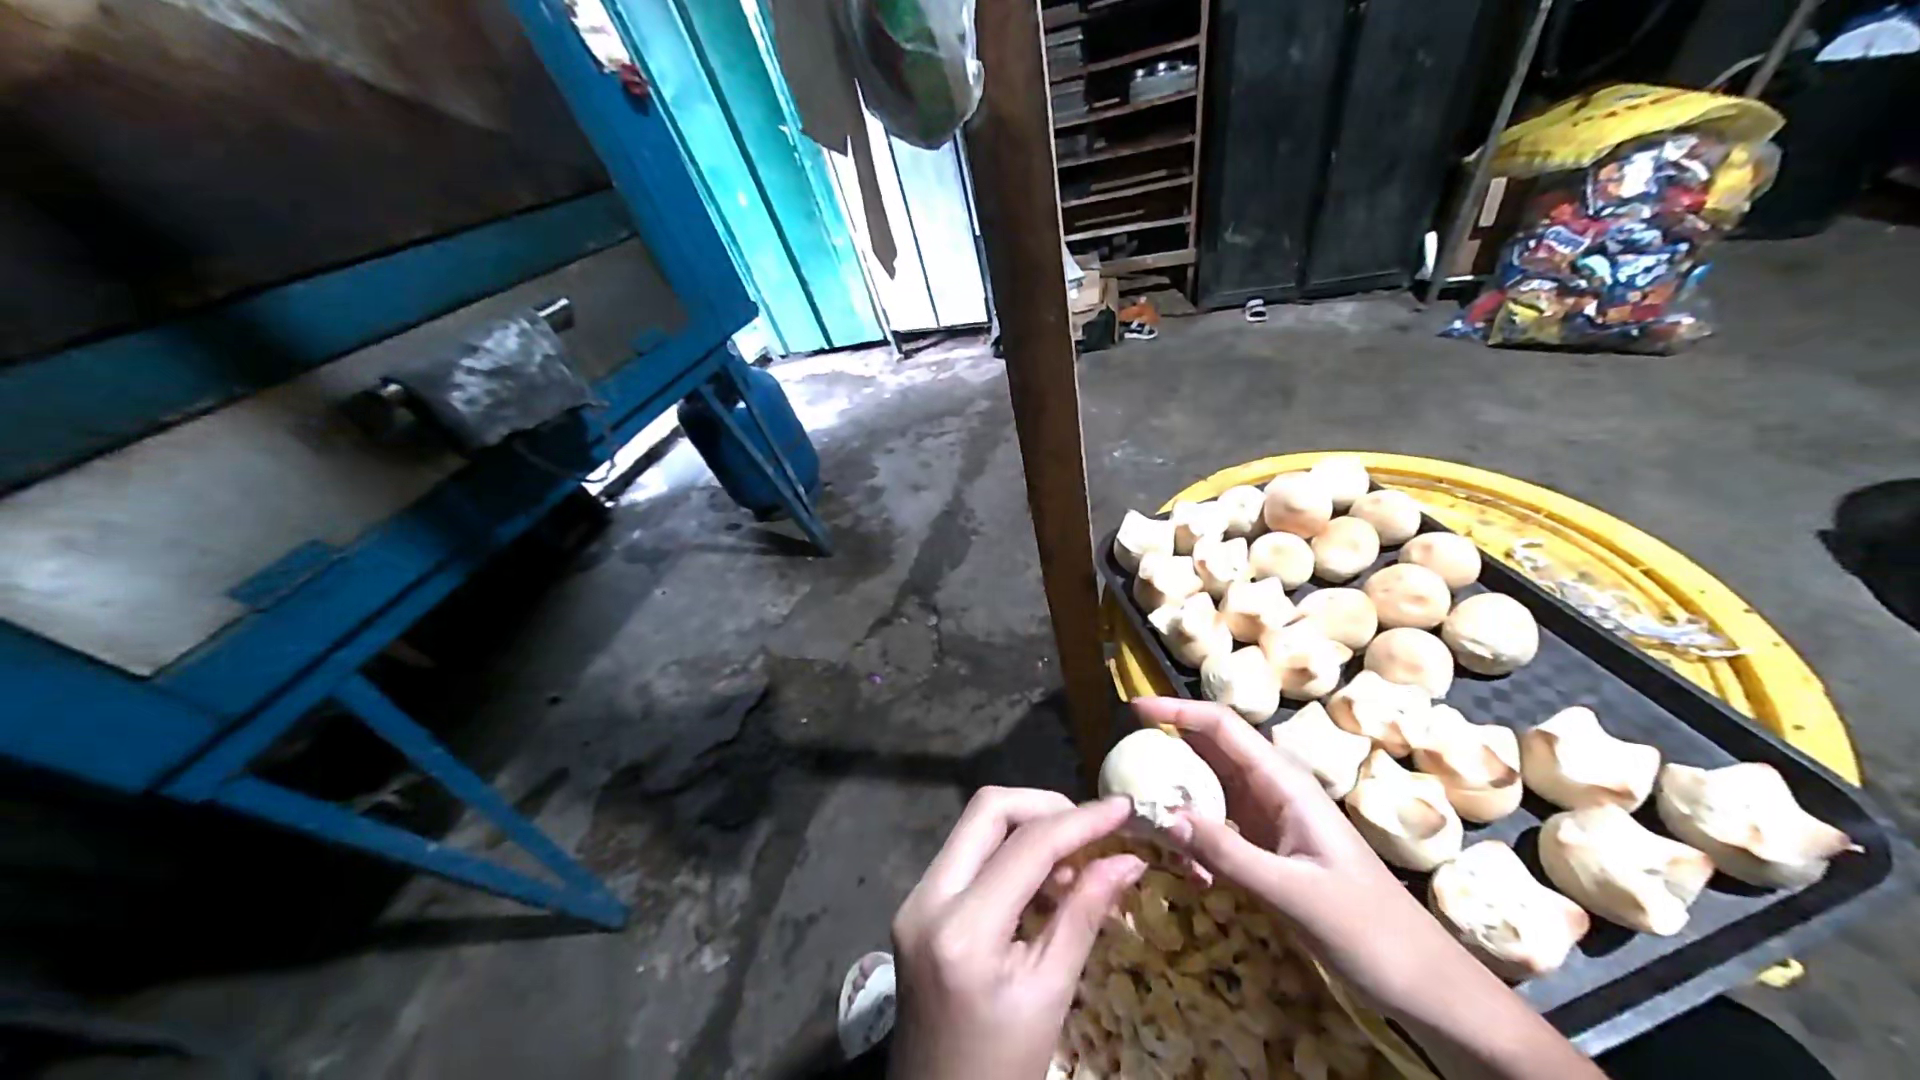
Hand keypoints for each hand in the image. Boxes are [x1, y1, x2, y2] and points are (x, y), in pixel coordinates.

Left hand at [888, 788, 1144, 1079]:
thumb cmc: (1002, 1068)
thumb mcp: (1050, 994)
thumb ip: (1084, 914)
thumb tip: (1127, 859)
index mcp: (961, 930)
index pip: (1027, 846)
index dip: (1080, 821)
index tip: (1122, 809)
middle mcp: (926, 899)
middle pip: (988, 810)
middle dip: (1046, 808)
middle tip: (1091, 831)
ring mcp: (914, 899)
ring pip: (974, 826)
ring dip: (1026, 829)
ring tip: (1072, 864)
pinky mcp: (916, 906)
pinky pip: (965, 855)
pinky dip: (1006, 853)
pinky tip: (1040, 881)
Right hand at [1131, 697, 1462, 1014]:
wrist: (1422, 982)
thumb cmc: (1369, 931)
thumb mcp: (1295, 894)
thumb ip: (1229, 853)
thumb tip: (1164, 815)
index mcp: (1286, 785)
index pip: (1224, 728)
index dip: (1178, 710)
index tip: (1134, 708)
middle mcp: (1274, 792)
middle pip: (1211, 751)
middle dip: (1166, 748)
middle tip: (1121, 761)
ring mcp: (1269, 819)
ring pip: (1210, 787)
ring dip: (1175, 792)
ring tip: (1136, 805)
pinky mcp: (1266, 847)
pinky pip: (1217, 825)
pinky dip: (1191, 831)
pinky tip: (1175, 856)